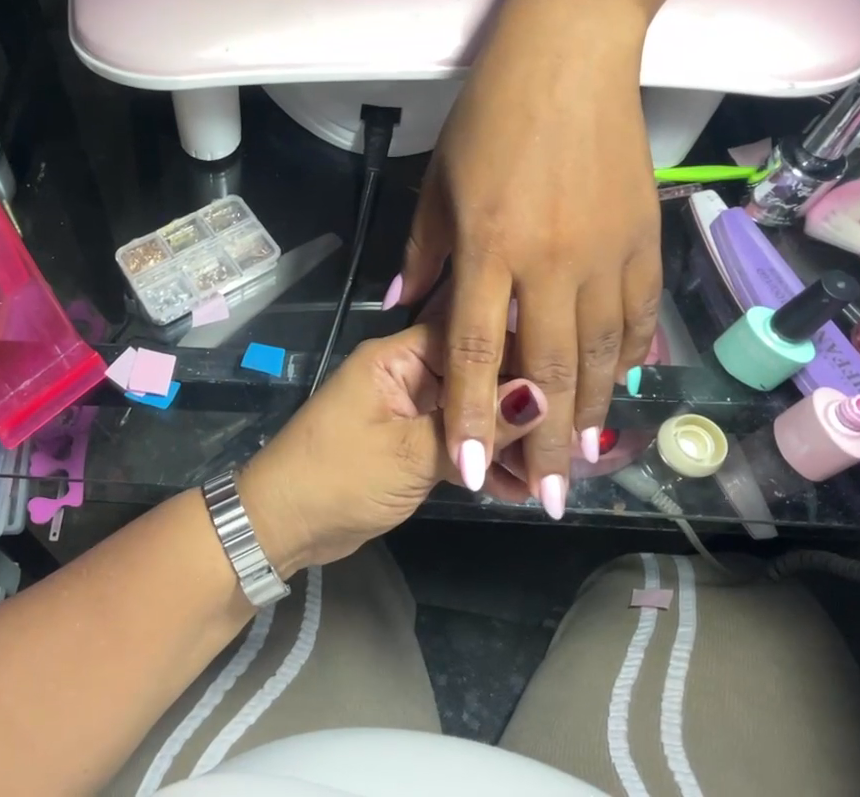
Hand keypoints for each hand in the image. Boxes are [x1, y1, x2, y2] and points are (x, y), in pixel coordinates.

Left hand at [237, 326, 549, 573]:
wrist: (284, 525)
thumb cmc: (338, 477)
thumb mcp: (410, 454)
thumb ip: (475, 427)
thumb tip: (544, 396)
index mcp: (397, 356)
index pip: (471, 336)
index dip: (523, 354)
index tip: (574, 379)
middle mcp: (408, 374)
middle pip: (479, 377)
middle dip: (523, 409)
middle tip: (575, 441)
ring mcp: (412, 410)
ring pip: (475, 415)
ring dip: (509, 444)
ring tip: (554, 476)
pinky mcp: (413, 444)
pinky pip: (461, 444)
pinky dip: (484, 464)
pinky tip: (521, 489)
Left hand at [397, 3, 659, 520]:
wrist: (569, 58)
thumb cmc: (488, 118)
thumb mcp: (437, 184)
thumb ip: (421, 255)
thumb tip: (400, 307)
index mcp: (487, 247)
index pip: (474, 352)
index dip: (472, 418)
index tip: (474, 474)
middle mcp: (549, 261)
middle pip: (547, 368)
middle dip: (545, 441)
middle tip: (550, 496)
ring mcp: (605, 252)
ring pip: (601, 351)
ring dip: (594, 410)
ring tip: (587, 458)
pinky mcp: (645, 238)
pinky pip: (639, 314)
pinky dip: (630, 357)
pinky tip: (622, 389)